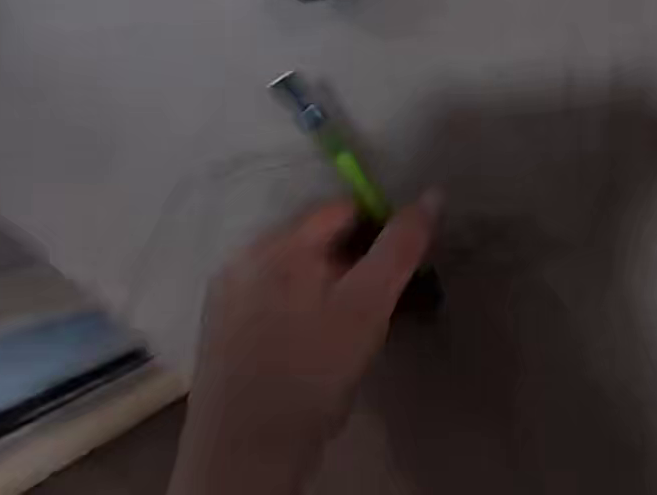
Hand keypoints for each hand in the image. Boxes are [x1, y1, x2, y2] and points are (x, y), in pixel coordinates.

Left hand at [169, 194, 439, 494]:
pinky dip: (304, 303)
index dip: (381, 230)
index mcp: (277, 243)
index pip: (345, 209)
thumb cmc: (313, 372)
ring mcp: (229, 292)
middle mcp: (245, 256)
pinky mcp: (222, 326)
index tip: (398, 269)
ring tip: (352, 324)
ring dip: (332, 281)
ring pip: (300, 267)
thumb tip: (433, 194)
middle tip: (379, 301)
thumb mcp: (368, 304)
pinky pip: (277, 293)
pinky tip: (317, 341)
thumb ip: (402, 245)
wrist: (244, 462)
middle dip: (356, 260)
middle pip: (321, 237)